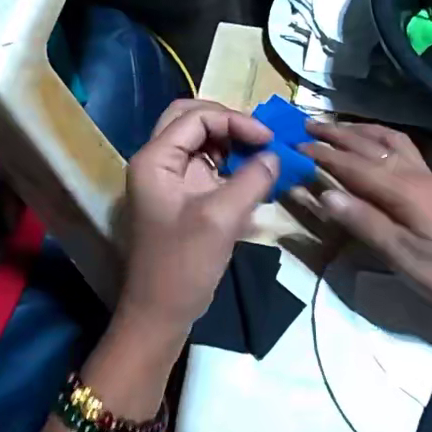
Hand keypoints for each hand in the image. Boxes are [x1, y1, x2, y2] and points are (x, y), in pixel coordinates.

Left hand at [119, 100, 276, 329]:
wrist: (160, 313)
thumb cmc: (183, 265)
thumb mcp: (221, 218)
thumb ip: (251, 179)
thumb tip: (276, 156)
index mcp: (155, 160)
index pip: (197, 118)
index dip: (235, 121)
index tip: (268, 140)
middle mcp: (158, 162)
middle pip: (192, 119)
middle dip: (229, 122)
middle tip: (259, 138)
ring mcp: (170, 179)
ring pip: (201, 140)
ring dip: (232, 141)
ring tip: (261, 154)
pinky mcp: (184, 196)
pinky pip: (208, 164)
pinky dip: (231, 163)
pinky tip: (254, 174)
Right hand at [300, 121, 431, 328]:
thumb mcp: (403, 256)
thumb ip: (365, 222)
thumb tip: (324, 194)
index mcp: (402, 189)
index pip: (353, 165)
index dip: (322, 155)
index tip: (292, 146)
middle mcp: (415, 174)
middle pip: (370, 145)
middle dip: (337, 134)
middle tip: (306, 126)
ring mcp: (429, 178)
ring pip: (391, 141)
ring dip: (361, 131)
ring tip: (337, 128)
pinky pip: (404, 149)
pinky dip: (382, 139)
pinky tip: (379, 147)